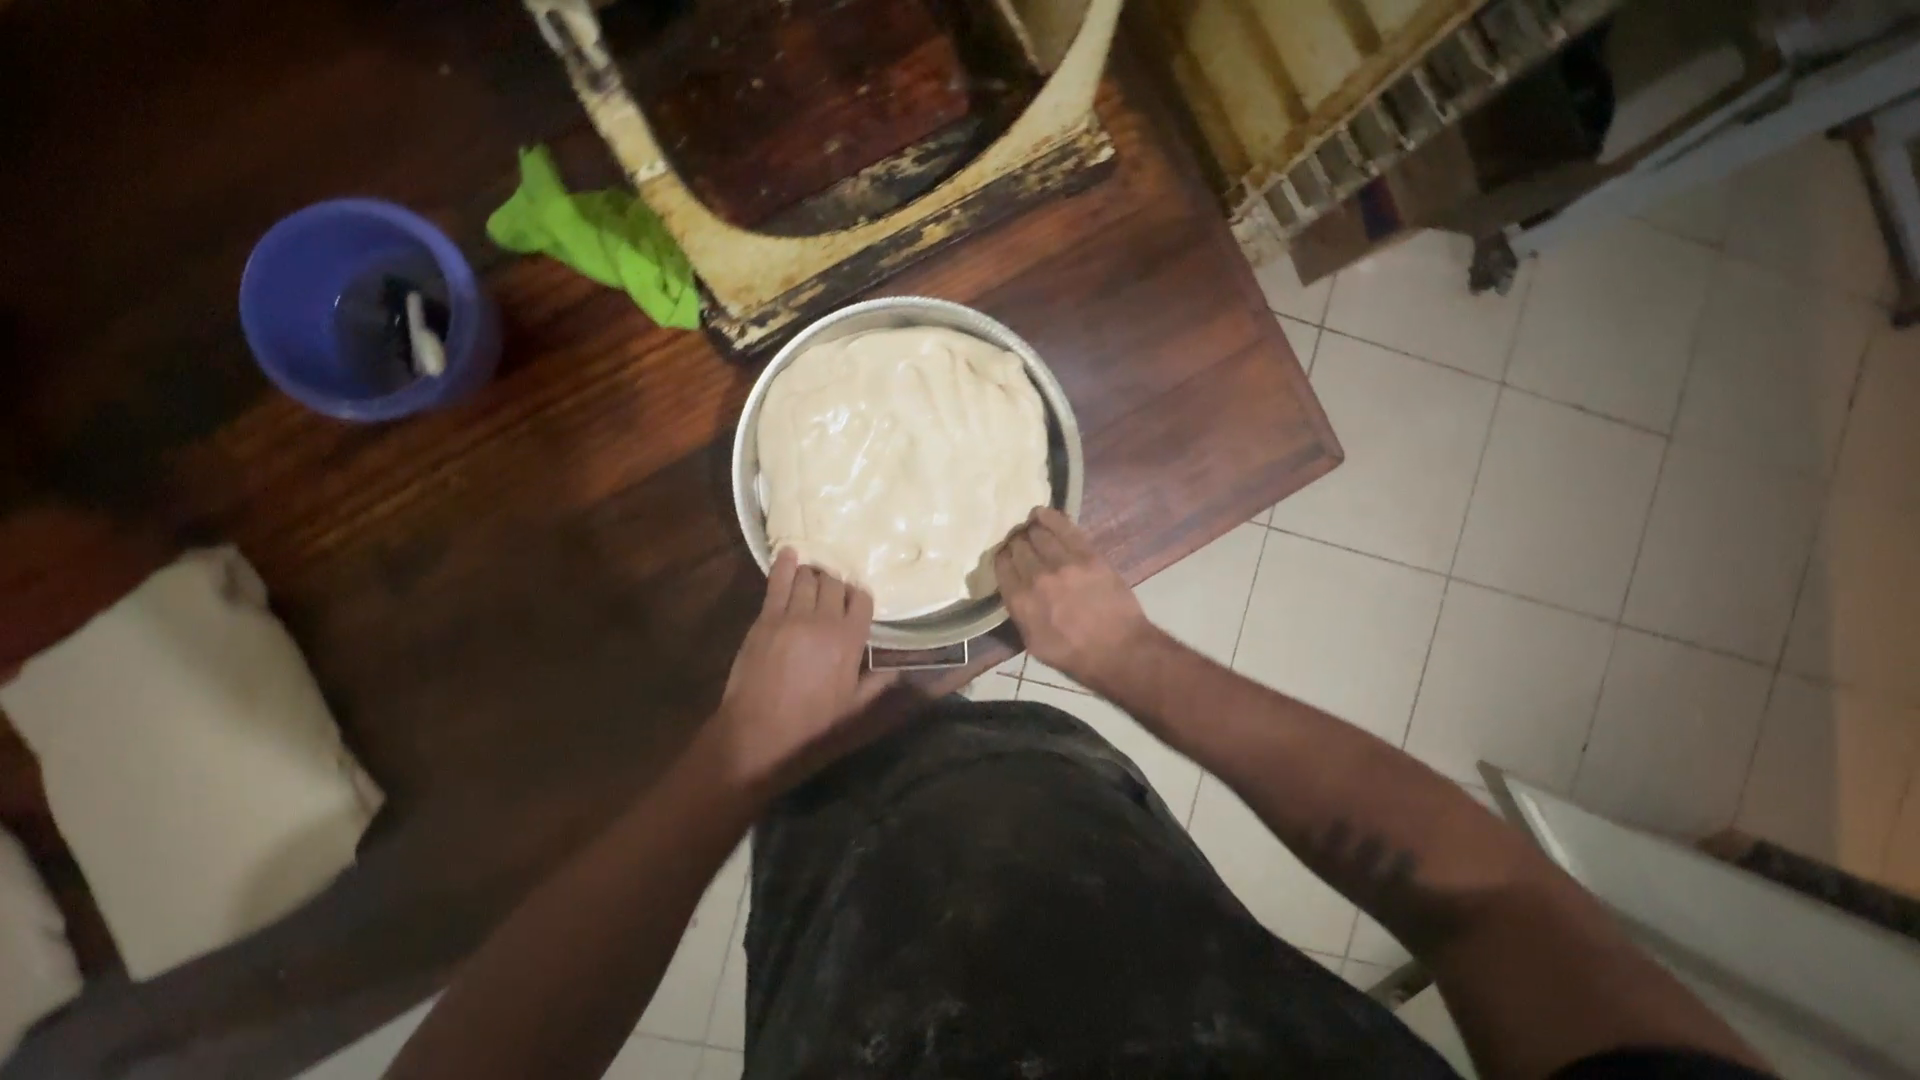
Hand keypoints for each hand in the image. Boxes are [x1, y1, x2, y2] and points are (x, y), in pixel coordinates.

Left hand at [708, 550, 897, 794]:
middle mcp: (824, 621)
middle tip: (833, 589)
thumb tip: (900, 668)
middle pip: (835, 584)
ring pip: (807, 579)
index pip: (862, 600)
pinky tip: (789, 553)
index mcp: (849, 640)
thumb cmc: (813, 724)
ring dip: (813, 575)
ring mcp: (792, 617)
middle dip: (836, 583)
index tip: (855, 601)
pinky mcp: (765, 619)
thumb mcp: (855, 706)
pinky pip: (777, 583)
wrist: (761, 733)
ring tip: (813, 576)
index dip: (859, 597)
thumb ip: (879, 682)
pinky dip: (784, 565)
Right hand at [995, 508, 1154, 689]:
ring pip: (1039, 534)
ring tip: (1030, 525)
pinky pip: (1064, 528)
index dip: (1003, 558)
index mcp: (1021, 602)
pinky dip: (1050, 517)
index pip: (1002, 567)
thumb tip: (1015, 592)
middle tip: (1019, 540)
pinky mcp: (1088, 555)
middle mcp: (1037, 578)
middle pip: (1019, 547)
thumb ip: (1020, 614)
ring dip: (1031, 528)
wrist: (1119, 650)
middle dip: (1016, 542)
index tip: (1006, 556)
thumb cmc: (1075, 655)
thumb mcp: (1034, 644)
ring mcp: (1064, 564)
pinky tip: (1041, 512)